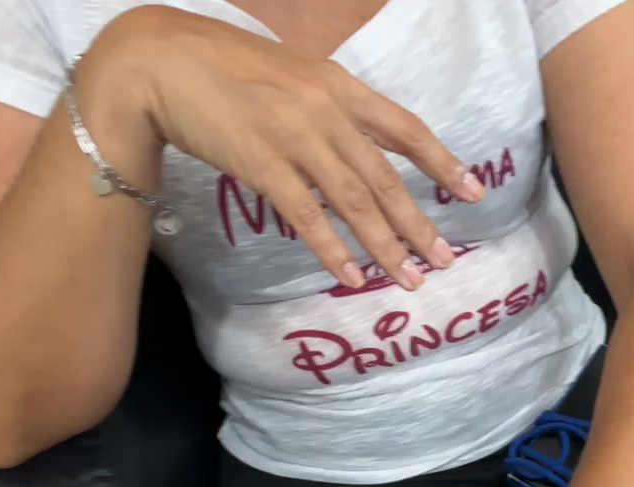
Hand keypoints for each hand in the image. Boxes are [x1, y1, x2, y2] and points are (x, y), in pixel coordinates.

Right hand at [83, 7, 480, 288]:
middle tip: (444, 261)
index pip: (405, 128)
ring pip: (354, 201)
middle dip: (418, 224)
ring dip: (385, 246)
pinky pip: (306, 216)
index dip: (442, 162)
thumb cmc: (227, 71)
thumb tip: (364, 148)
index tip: (474, 193)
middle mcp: (325, 110)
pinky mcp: (262, 162)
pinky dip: (332, 249)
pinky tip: (353, 275)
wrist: (160, 61)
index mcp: (338, 87)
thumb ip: (333, 110)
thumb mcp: (294, 79)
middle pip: (385, 177)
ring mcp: (294, 135)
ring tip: (409, 279)